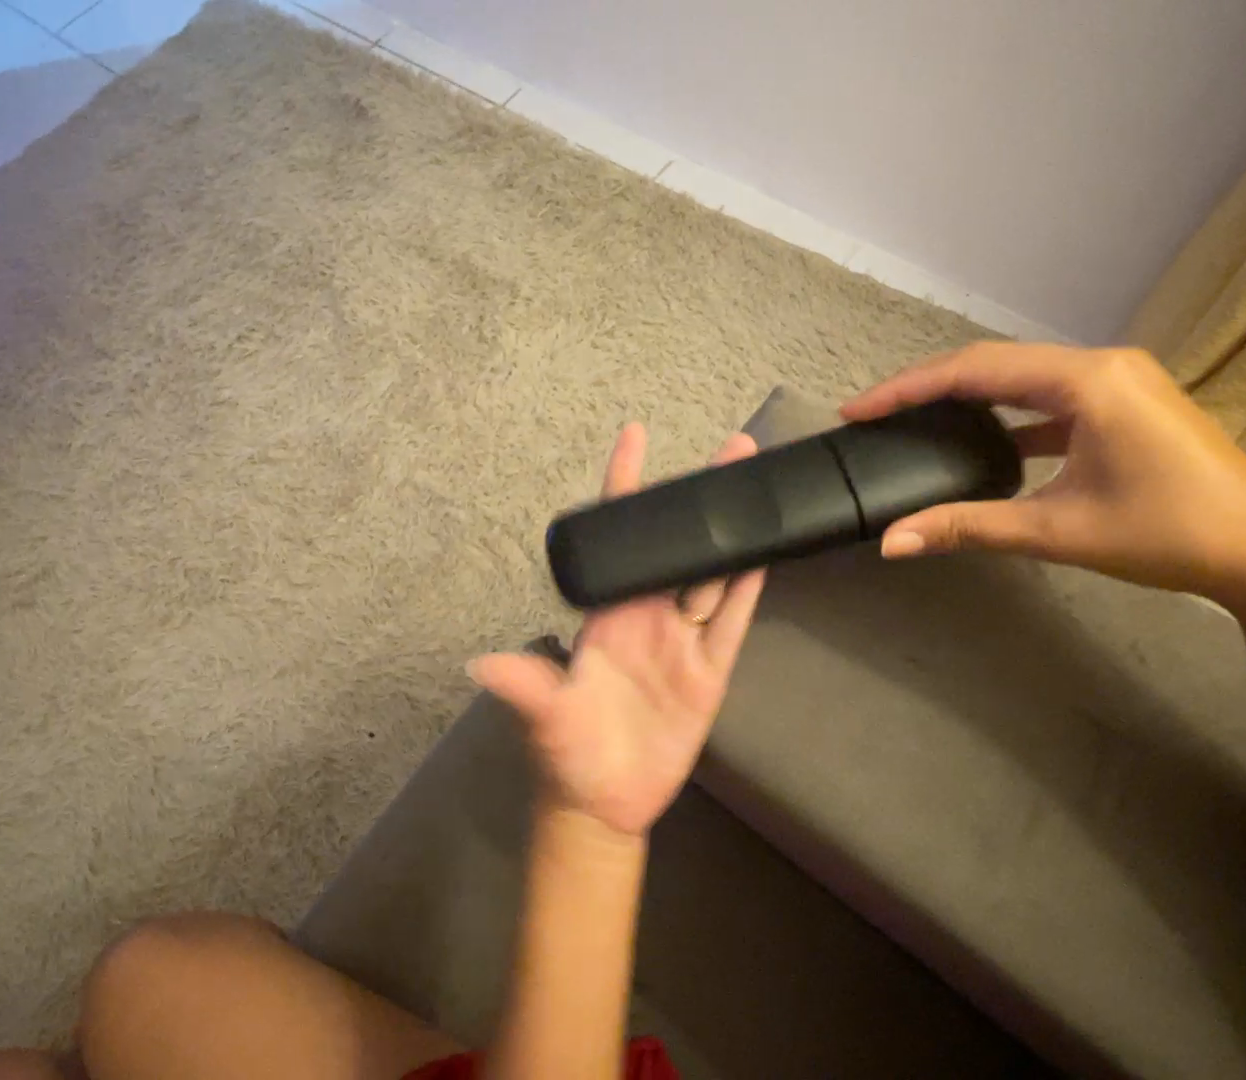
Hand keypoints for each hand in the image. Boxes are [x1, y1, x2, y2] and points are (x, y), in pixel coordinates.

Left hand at [469, 425, 766, 837]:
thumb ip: (525, 686)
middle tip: (730, 448)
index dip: (624, 486)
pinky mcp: (709, 670)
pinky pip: (733, 621)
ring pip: (713, 574)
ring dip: (733, 531)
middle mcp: (647, 615)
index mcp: (607, 613)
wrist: (605, 802)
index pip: (617, 538)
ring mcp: (682, 640)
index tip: (635, 436)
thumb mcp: (546, 717)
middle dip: (699, 497)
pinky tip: (766, 552)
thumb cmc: (569, 754)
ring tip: (756, 484)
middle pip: (678, 545)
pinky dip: (748, 587)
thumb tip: (479, 662)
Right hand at [841, 343, 1245, 605]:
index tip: (854, 411)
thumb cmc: (1167, 536)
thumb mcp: (1056, 532)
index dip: (905, 389)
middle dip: (926, 388)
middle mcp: (1102, 364)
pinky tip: (978, 440)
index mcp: (1087, 380)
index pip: (973, 371)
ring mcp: (1119, 381)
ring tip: (911, 420)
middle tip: (871, 415)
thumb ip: (967, 527)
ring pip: (1019, 378)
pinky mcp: (1126, 404)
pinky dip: (1004, 415)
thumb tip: (889, 543)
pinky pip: (1047, 398)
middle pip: (992, 364)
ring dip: (963, 398)